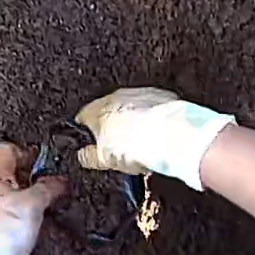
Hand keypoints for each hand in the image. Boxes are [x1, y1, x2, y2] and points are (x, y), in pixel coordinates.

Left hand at [0, 143, 67, 254]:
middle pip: (15, 173)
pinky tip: (45, 223)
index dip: (27, 149)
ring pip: (20, 196)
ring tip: (55, 200)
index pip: (7, 150)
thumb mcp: (31, 202)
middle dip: (37, 174)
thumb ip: (48, 187)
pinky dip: (35, 216)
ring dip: (38, 196)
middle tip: (55, 178)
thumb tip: (59, 181)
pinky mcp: (3, 234)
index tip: (46, 156)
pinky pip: (21, 217)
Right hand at [75, 87, 235, 190]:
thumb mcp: (104, 160)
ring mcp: (139, 94)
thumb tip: (83, 156)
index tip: (92, 143)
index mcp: (97, 110)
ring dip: (134, 121)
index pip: (83, 117)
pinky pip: (152, 107)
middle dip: (113, 127)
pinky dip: (153, 118)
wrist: (172, 135)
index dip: (86, 132)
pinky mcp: (161, 96)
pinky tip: (158, 134)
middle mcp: (117, 96)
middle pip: (109, 111)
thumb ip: (89, 156)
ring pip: (131, 108)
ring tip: (142, 144)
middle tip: (120, 148)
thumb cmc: (136, 146)